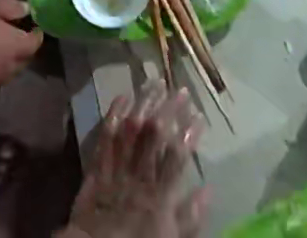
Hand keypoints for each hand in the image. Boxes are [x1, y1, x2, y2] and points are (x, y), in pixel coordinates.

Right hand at [0, 0, 41, 97]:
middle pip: (22, 62)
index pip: (34, 44)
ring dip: (6, 62)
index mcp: (12, 47)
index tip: (32, 25)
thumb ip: (10, 7)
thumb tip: (27, 11)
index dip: (36, 34)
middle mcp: (3, 70)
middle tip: (15, 35)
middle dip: (23, 50)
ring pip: (4, 74)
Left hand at [65, 87, 207, 237]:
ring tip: (156, 83)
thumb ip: (190, 216)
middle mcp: (139, 175)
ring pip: (132, 128)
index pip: (178, 156)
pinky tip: (123, 96)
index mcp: (159, 194)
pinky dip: (114, 113)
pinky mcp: (97, 164)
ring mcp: (116, 167)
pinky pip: (105, 135)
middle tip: (180, 90)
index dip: (189, 133)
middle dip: (169, 108)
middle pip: (155, 134)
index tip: (199, 115)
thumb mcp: (170, 237)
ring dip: (144, 103)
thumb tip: (209, 189)